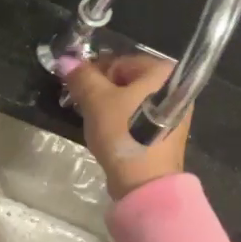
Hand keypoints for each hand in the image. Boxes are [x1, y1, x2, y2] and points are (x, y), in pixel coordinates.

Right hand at [58, 53, 190, 199]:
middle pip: (127, 82)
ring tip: (95, 126)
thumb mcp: (96, 102)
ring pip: (132, 102)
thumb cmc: (123, 134)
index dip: (94, 75)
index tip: (76, 91)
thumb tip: (66, 59)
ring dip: (110, 110)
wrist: (144, 182)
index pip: (119, 62)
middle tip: (83, 109)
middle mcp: (174, 86)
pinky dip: (123, 124)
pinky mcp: (167, 133)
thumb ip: (82, 78)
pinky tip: (111, 137)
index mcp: (163, 71)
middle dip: (101, 93)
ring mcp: (174, 111)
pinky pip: (139, 120)